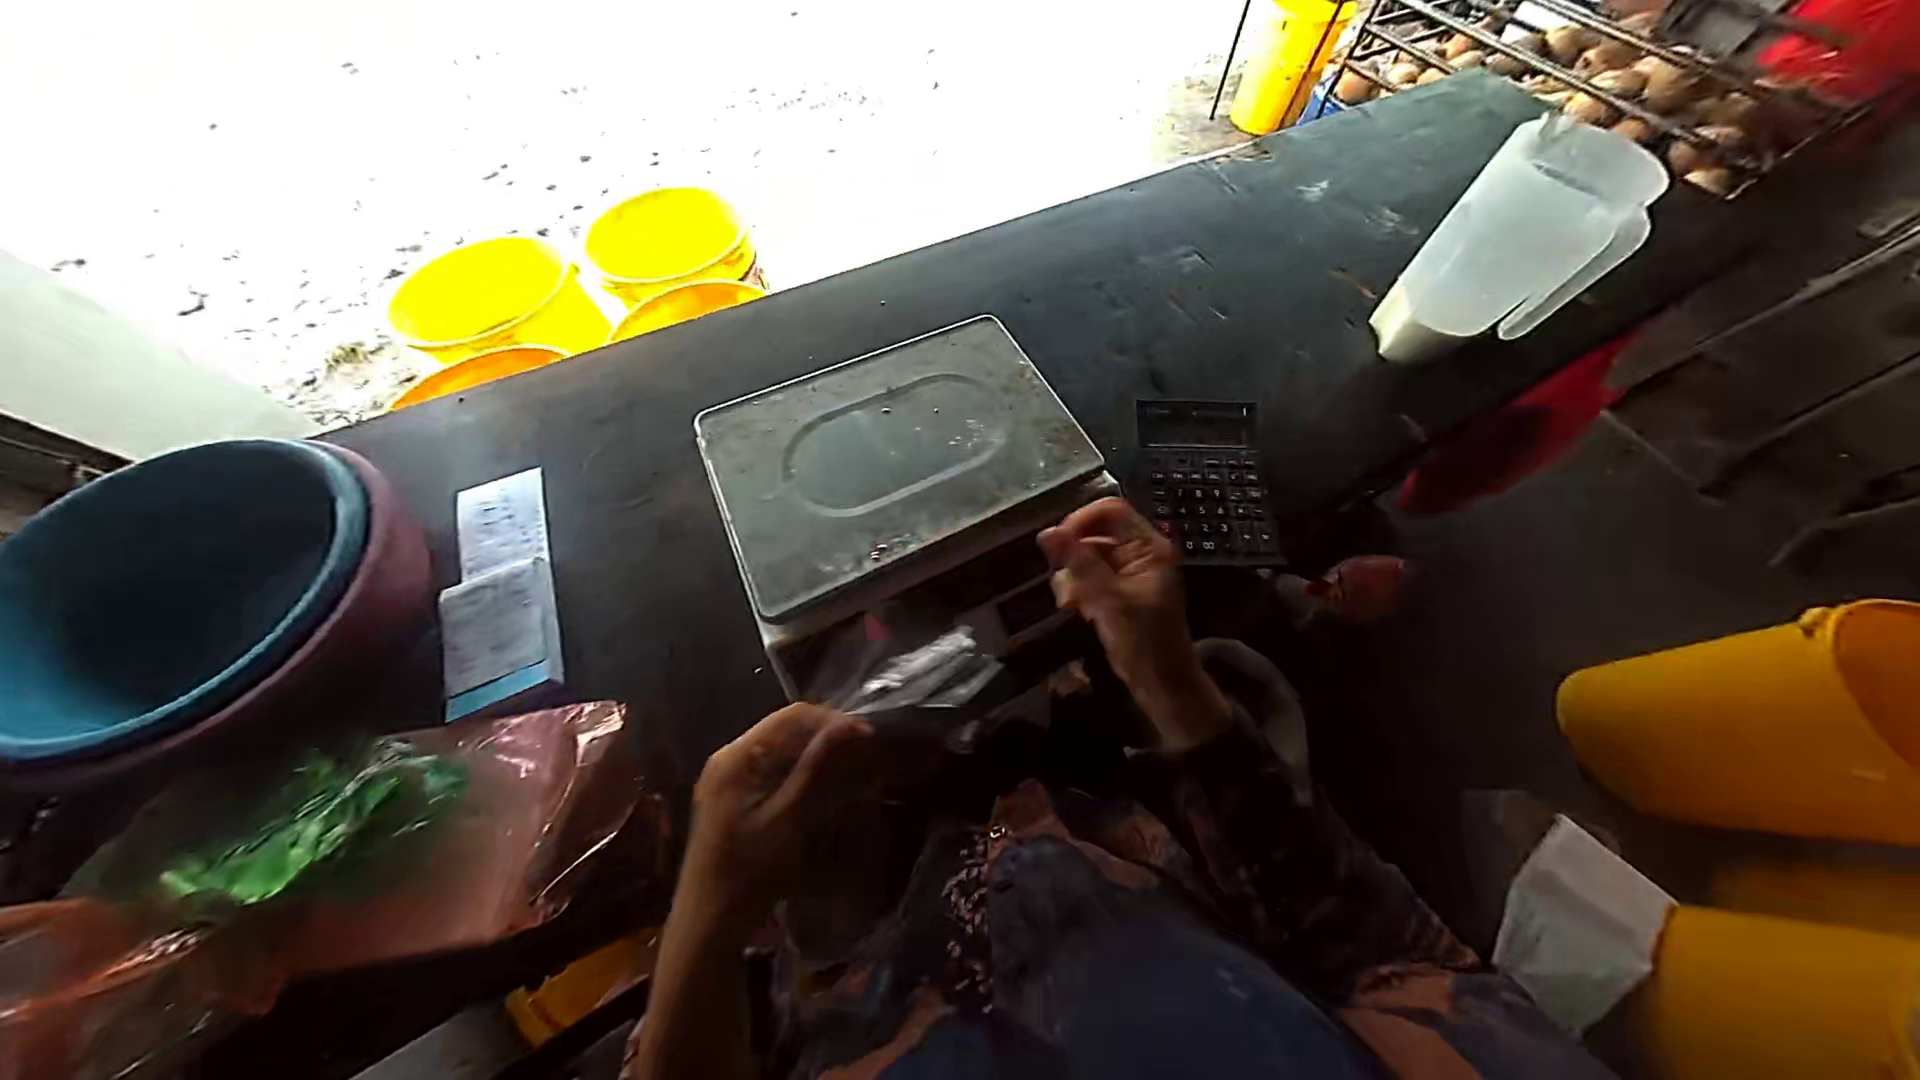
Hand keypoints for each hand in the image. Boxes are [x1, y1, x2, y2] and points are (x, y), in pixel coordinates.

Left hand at [680, 704, 873, 933]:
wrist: (707, 926)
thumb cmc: (750, 872)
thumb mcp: (789, 816)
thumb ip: (818, 766)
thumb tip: (852, 726)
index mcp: (736, 756)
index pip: (791, 715)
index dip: (832, 720)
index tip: (866, 736)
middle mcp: (727, 757)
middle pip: (784, 727)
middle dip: (825, 734)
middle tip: (861, 750)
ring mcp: (726, 776)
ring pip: (780, 746)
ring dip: (814, 751)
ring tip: (848, 764)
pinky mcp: (731, 795)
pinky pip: (771, 766)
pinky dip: (798, 769)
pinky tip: (819, 784)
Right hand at [1037, 498, 1230, 750]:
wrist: (1163, 686)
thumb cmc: (1145, 643)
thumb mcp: (1108, 601)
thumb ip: (1078, 564)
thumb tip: (1047, 532)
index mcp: (1149, 547)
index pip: (1109, 510)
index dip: (1080, 523)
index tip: (1058, 548)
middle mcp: (1138, 553)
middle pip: (1092, 534)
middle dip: (1073, 560)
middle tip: (1068, 592)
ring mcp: (1126, 573)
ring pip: (1084, 558)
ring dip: (1072, 580)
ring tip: (1074, 606)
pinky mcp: (1115, 591)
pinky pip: (1086, 578)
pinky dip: (1077, 592)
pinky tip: (1078, 612)